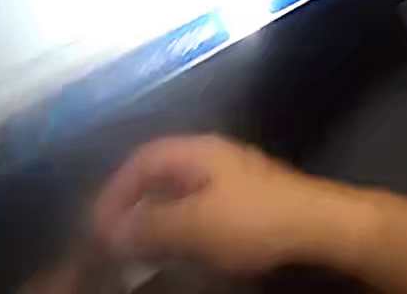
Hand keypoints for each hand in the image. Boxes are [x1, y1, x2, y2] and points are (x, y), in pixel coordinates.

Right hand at [91, 135, 361, 274]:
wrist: (312, 223)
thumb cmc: (252, 218)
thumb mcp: (194, 225)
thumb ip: (150, 224)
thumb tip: (111, 227)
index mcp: (199, 151)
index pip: (144, 157)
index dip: (115, 189)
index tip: (94, 227)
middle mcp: (210, 157)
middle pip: (158, 174)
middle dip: (130, 206)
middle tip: (108, 244)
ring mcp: (226, 178)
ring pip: (176, 194)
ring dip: (151, 221)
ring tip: (131, 254)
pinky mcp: (239, 202)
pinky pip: (194, 209)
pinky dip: (174, 228)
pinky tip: (169, 252)